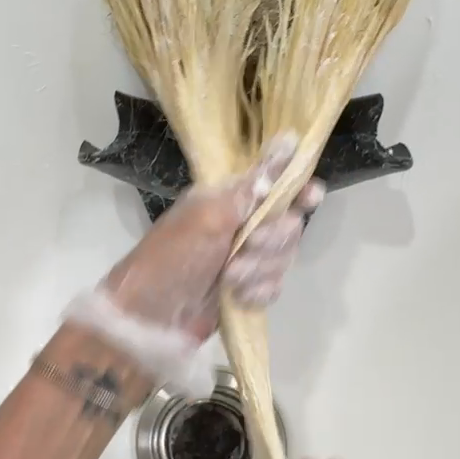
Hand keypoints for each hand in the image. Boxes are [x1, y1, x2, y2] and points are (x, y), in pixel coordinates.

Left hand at [67, 133, 323, 379]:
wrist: (150, 317)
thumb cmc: (172, 258)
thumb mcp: (209, 216)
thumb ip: (252, 186)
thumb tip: (287, 141)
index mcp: (228, 199)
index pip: (276, 186)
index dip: (298, 190)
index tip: (309, 197)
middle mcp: (240, 225)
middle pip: (289, 225)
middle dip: (271, 240)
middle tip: (244, 248)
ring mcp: (245, 260)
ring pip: (283, 258)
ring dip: (259, 270)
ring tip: (229, 279)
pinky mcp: (246, 290)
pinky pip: (274, 287)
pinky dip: (258, 293)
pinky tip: (238, 298)